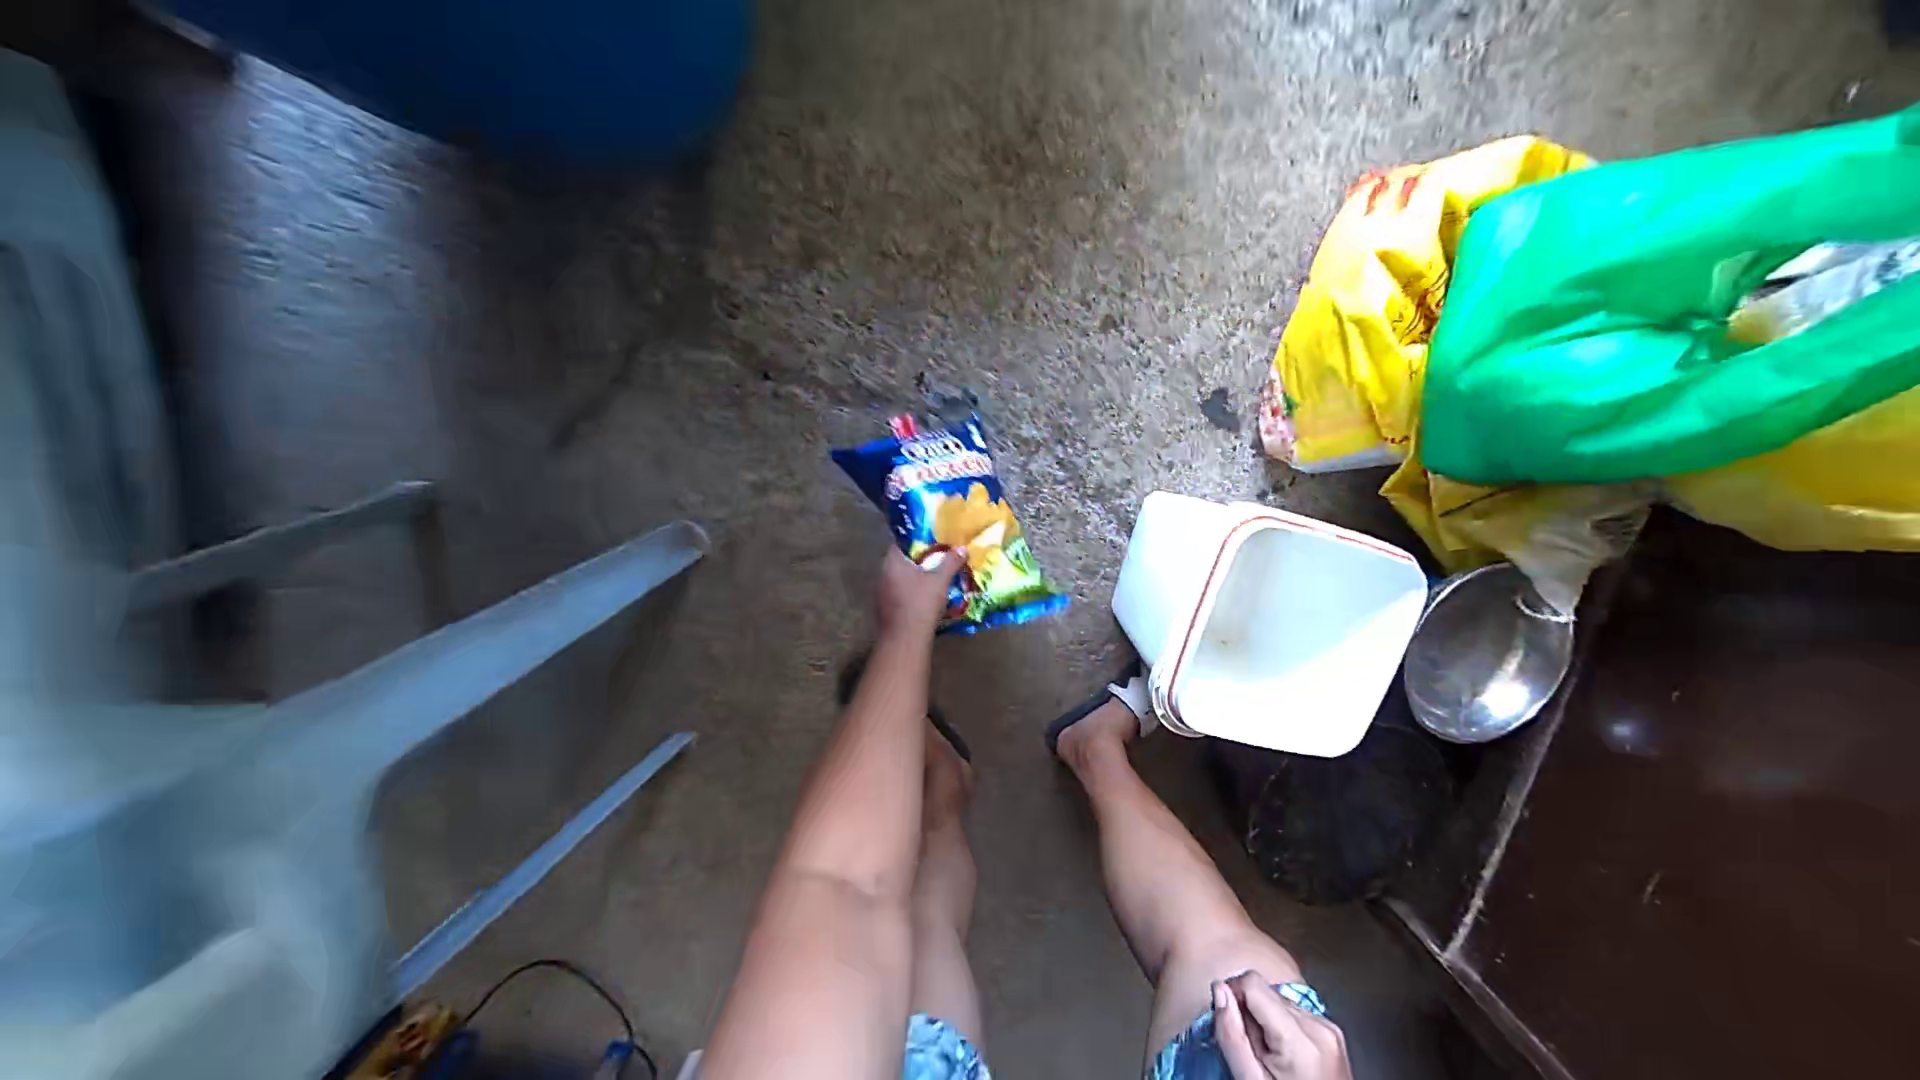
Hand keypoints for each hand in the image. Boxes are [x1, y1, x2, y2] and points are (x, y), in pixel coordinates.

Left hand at [875, 546, 964, 637]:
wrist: (905, 639)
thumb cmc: (921, 603)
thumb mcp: (940, 580)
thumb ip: (951, 561)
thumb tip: (962, 548)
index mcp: (891, 562)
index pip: (900, 543)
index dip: (916, 542)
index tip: (932, 545)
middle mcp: (881, 574)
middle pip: (899, 562)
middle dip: (916, 562)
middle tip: (935, 563)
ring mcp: (879, 593)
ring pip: (897, 580)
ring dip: (912, 580)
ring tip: (931, 582)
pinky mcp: (882, 610)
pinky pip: (896, 595)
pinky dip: (908, 594)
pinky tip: (922, 601)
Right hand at [1212, 972, 1352, 1079]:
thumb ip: (1231, 1034)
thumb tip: (1219, 988)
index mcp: (1300, 1040)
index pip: (1252, 983)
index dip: (1233, 997)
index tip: (1232, 1027)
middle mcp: (1320, 1026)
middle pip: (1266, 992)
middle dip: (1251, 1014)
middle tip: (1254, 1053)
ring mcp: (1330, 1030)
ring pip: (1278, 1000)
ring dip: (1266, 1021)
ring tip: (1271, 1058)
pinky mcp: (1333, 1034)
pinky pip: (1294, 1013)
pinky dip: (1281, 1027)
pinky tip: (1286, 1057)